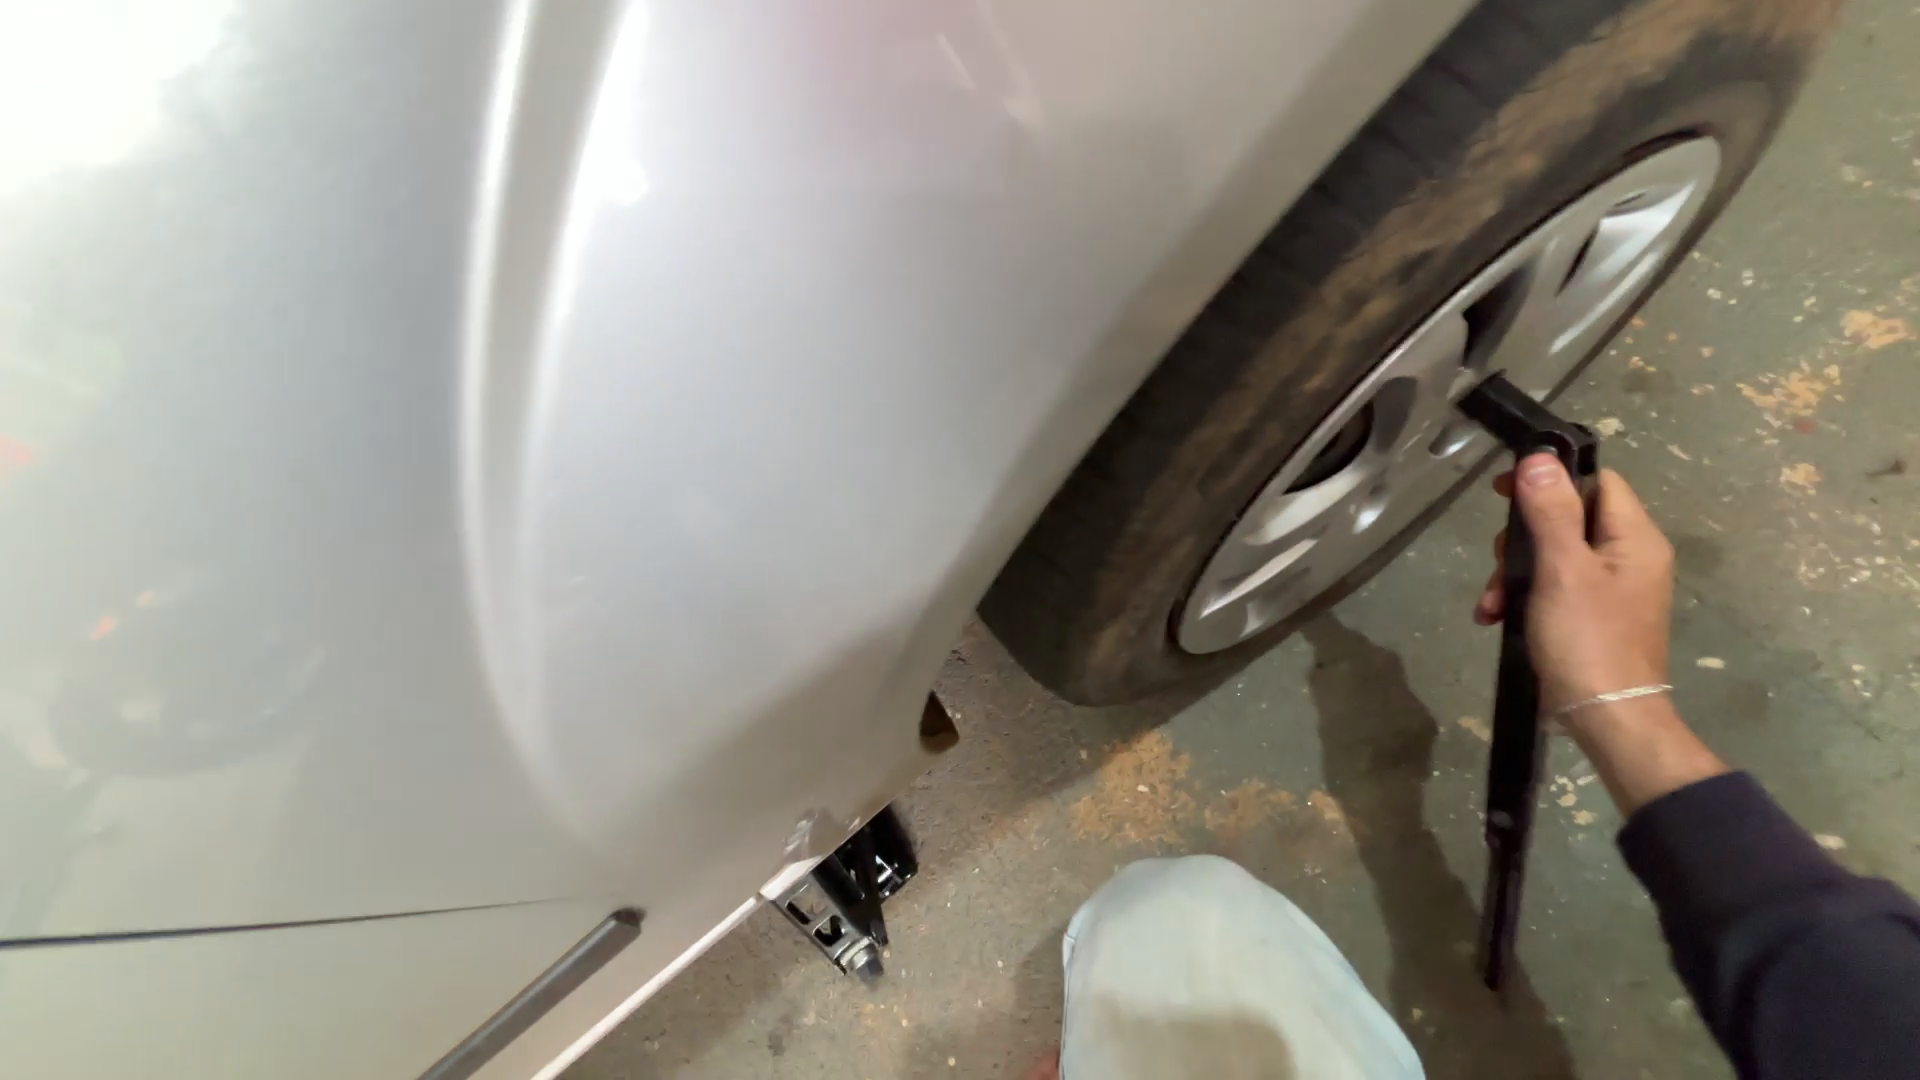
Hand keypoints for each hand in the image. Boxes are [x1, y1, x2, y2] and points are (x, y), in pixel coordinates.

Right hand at [1473, 454, 1674, 721]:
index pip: (1597, 482)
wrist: (1605, 714)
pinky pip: (1548, 586)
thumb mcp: (1561, 570)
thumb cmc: (1587, 638)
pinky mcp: (1587, 613)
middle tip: (1497, 559)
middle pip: (1566, 518)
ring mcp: (1608, 588)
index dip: (1551, 478)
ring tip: (1492, 601)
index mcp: (1634, 540)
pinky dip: (1518, 595)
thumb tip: (1539, 459)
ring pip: (1549, 555)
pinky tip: (1495, 615)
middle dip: (1520, 537)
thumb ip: (1550, 513)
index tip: (1501, 490)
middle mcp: (1627, 558)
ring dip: (1510, 572)